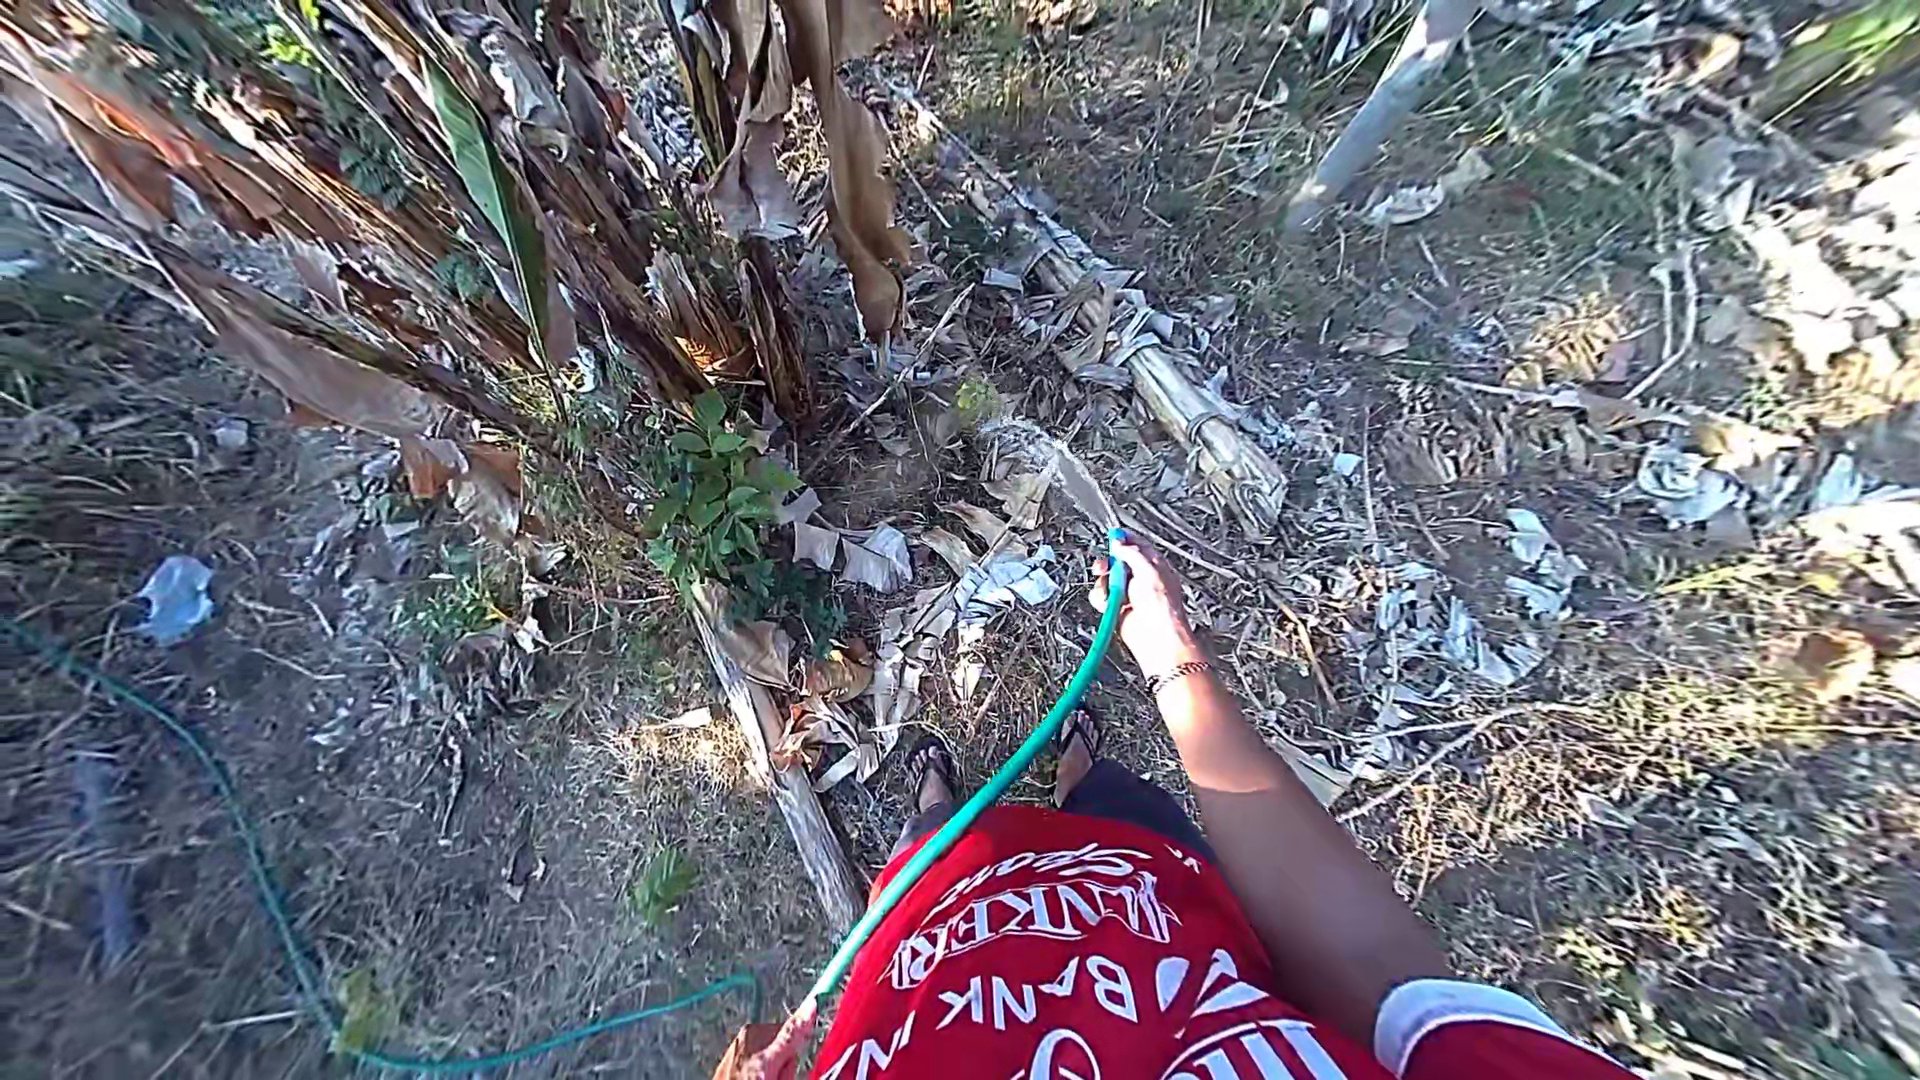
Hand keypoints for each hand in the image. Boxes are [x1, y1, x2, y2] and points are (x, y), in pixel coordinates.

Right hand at [1088, 530, 1203, 679]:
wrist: (1156, 636)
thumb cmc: (1162, 607)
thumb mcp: (1149, 571)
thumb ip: (1132, 554)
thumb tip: (1119, 544)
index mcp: (1154, 566)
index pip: (1138, 546)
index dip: (1125, 539)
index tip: (1113, 535)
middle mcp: (1141, 579)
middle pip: (1118, 562)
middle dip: (1108, 562)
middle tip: (1104, 566)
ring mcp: (1128, 594)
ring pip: (1106, 579)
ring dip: (1104, 583)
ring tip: (1111, 590)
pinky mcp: (1117, 607)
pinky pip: (1101, 596)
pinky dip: (1101, 598)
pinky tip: (1109, 602)